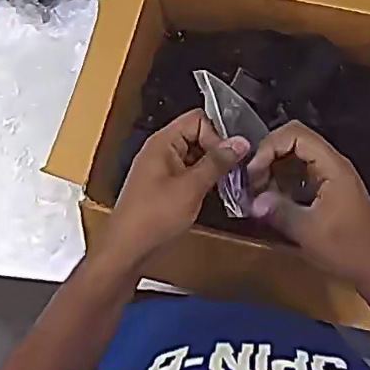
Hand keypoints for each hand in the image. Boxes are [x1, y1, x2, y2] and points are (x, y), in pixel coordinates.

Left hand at [106, 109, 248, 265]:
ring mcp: (163, 168)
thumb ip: (217, 162)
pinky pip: (191, 172)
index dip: (216, 135)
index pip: (198, 119)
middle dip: (218, 150)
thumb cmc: (154, 217)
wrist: (128, 250)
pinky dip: (205, 179)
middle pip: (199, 135)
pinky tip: (215, 193)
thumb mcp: (191, 187)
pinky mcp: (166, 185)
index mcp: (163, 142)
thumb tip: (241, 142)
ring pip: (197, 155)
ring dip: (213, 167)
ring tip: (228, 183)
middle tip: (234, 171)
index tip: (229, 157)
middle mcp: (162, 150)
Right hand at [246, 121, 369, 287]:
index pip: (296, 134)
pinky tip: (272, 199)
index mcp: (332, 166)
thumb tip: (252, 201)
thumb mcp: (308, 230)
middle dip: (269, 155)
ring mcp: (332, 176)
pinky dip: (284, 180)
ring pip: (297, 157)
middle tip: (252, 182)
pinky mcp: (329, 190)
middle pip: (295, 140)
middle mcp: (333, 164)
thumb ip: (279, 210)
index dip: (269, 147)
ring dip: (274, 168)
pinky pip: (302, 173)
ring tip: (258, 191)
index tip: (254, 173)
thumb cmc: (347, 248)